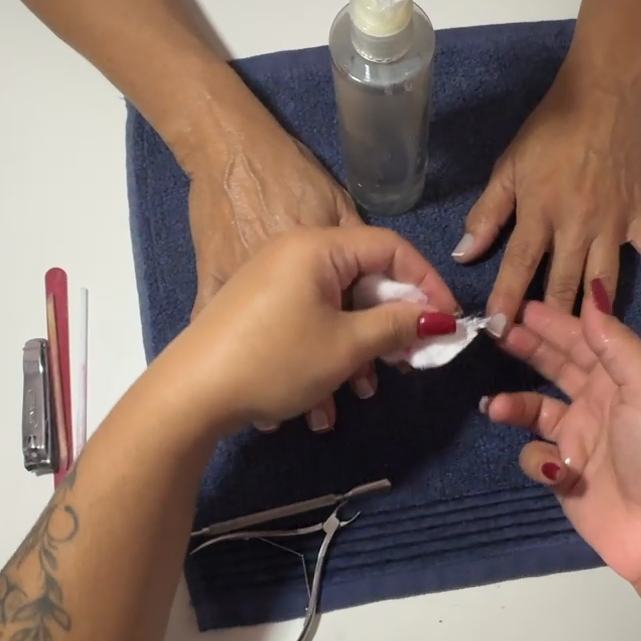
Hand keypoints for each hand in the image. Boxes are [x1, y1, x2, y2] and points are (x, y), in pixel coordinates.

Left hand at [157, 227, 459, 435]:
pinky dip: (332, 347)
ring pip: (339, 305)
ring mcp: (275, 280)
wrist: (191, 393)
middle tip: (413, 360)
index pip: (392, 247)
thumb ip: (398, 325)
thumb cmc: (275, 360)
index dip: (428, 283)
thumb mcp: (346, 345)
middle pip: (365, 277)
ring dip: (363, 345)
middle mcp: (297, 252)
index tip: (450, 321)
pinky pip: (312, 318)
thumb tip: (441, 318)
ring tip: (368, 388)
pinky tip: (333, 391)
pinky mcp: (261, 308)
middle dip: (394, 321)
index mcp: (319, 246)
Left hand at [454, 74, 640, 331]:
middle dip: (550, 321)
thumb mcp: (507, 168)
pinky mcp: (639, 217)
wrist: (601, 95)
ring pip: (604, 280)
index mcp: (540, 213)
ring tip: (590, 352)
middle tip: (539, 353)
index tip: (497, 332)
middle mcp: (577, 226)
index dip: (508, 299)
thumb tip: (464, 254)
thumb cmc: (549, 132)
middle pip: (563, 283)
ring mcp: (613, 224)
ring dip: (596, 316)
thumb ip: (487, 214)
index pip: (520, 265)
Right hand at [484, 288, 640, 598]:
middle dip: (527, 350)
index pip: (585, 339)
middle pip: (558, 367)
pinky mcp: (567, 477)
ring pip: (537, 411)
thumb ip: (616, 344)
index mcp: (628, 378)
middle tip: (492, 335)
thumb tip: (591, 297)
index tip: (517, 305)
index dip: (553, 322)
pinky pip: (538, 458)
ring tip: (495, 406)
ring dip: (516, 404)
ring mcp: (583, 441)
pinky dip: (539, 461)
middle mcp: (603, 404)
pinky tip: (557, 471)